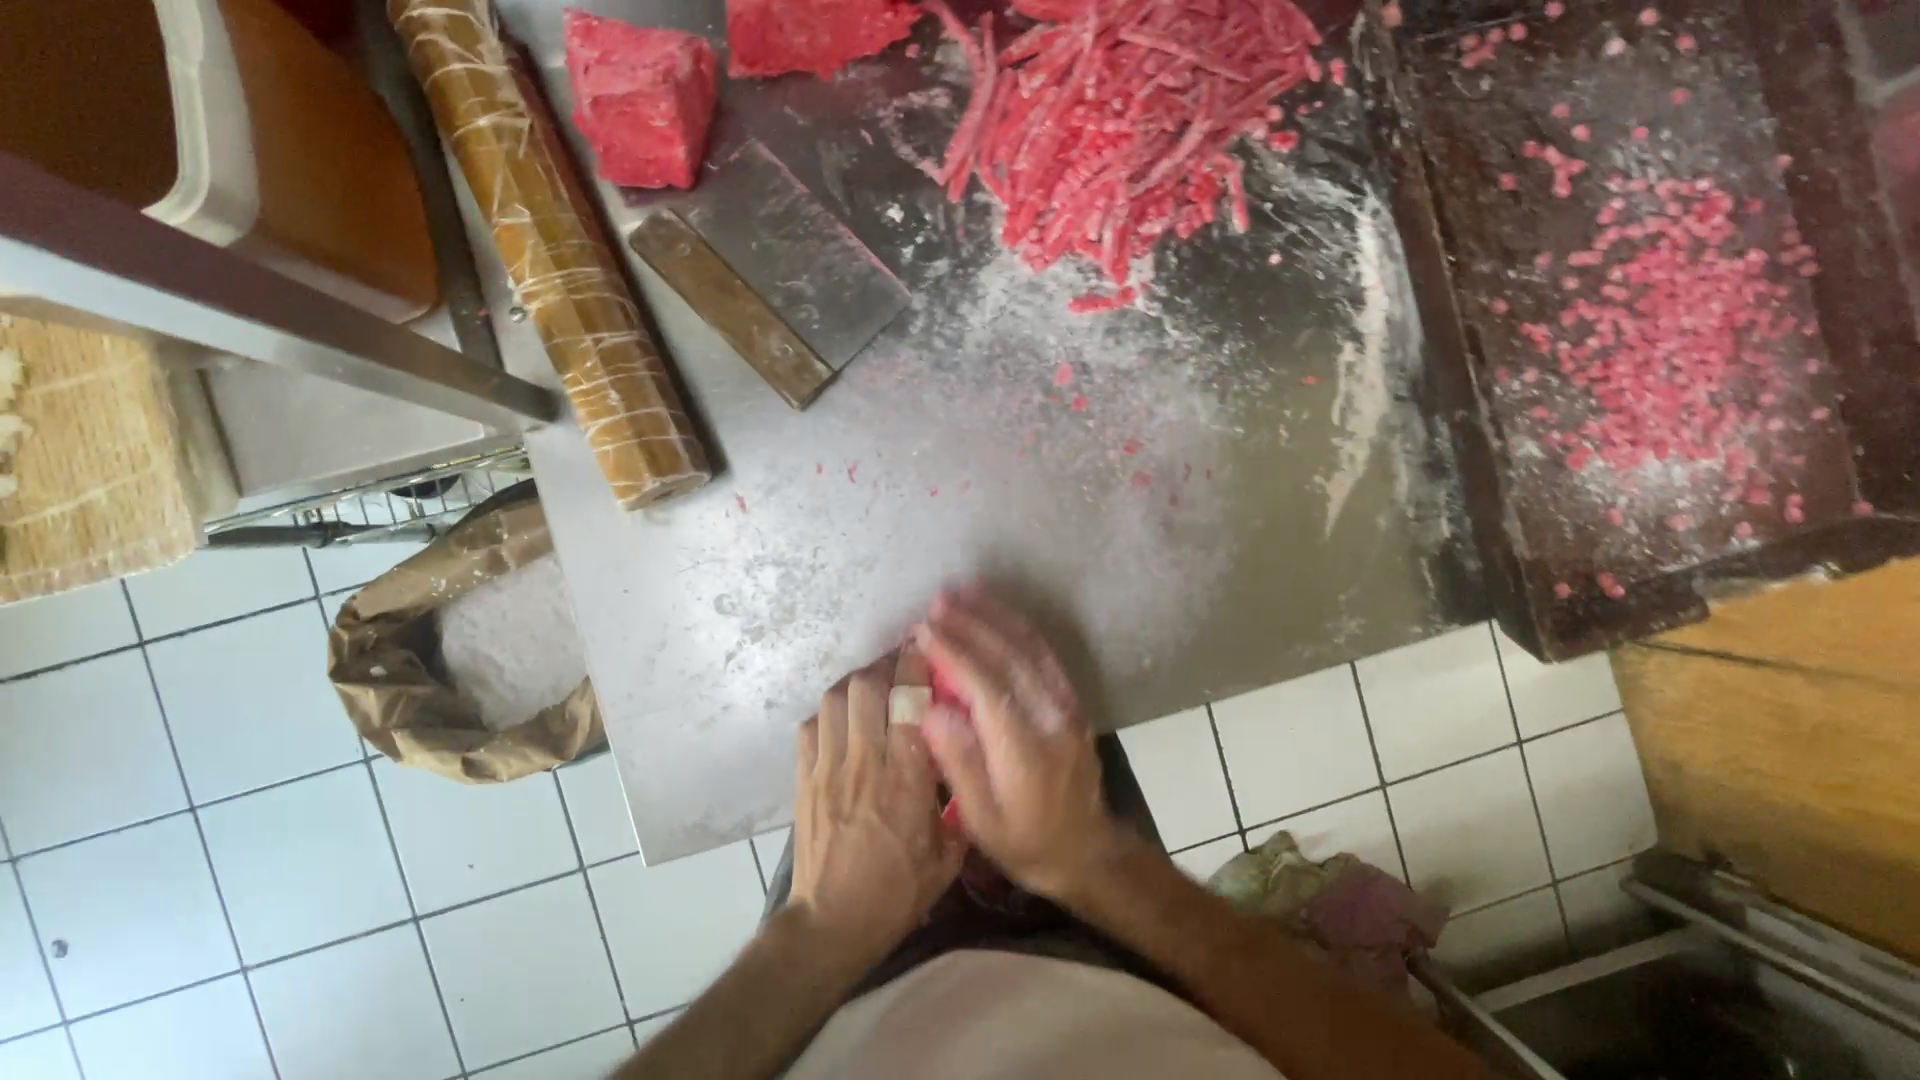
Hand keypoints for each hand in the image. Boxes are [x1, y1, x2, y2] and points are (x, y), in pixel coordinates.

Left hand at [790, 654, 963, 966]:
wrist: (833, 923)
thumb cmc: (897, 893)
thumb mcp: (947, 855)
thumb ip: (957, 807)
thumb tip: (963, 766)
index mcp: (905, 778)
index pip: (909, 701)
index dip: (917, 666)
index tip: (927, 649)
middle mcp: (864, 762)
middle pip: (866, 686)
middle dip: (885, 665)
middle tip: (902, 664)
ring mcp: (828, 768)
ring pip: (834, 699)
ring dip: (855, 682)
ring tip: (874, 685)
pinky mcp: (804, 779)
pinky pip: (811, 726)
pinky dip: (828, 712)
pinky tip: (844, 720)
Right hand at [914, 590, 1129, 899]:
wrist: (1085, 850)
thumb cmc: (1024, 841)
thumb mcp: (982, 820)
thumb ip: (958, 763)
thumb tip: (930, 710)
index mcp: (1024, 750)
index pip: (985, 687)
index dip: (953, 654)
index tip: (922, 630)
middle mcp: (1050, 719)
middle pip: (1008, 658)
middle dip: (971, 624)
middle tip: (936, 602)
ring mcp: (1066, 707)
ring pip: (1030, 649)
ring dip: (996, 616)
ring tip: (963, 593)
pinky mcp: (1072, 702)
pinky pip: (1046, 656)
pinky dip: (1020, 628)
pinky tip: (997, 613)